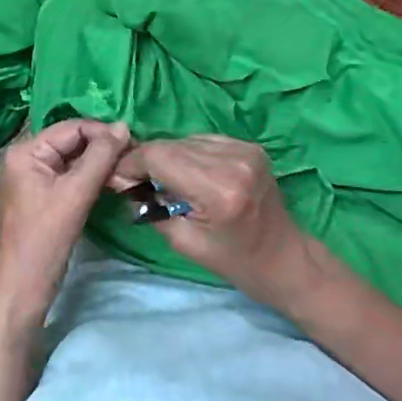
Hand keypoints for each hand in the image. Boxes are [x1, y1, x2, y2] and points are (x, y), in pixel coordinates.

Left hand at [0, 119, 130, 320]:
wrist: (22, 290)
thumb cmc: (45, 240)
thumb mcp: (76, 194)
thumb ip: (101, 156)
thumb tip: (124, 125)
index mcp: (26, 151)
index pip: (73, 127)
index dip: (104, 132)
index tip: (135, 144)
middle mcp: (26, 157)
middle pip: (73, 140)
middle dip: (103, 147)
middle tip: (134, 158)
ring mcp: (33, 176)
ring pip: (74, 158)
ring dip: (100, 162)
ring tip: (126, 170)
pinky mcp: (43, 194)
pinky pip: (71, 174)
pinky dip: (91, 176)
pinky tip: (111, 182)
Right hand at [111, 135, 325, 307]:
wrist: (284, 258)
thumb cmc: (234, 261)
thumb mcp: (184, 242)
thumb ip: (151, 205)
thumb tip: (120, 179)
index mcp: (219, 189)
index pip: (161, 156)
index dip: (133, 162)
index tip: (117, 176)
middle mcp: (234, 160)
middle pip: (171, 145)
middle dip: (147, 160)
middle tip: (134, 181)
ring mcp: (245, 149)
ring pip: (186, 140)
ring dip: (168, 156)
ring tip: (164, 181)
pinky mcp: (250, 146)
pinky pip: (204, 141)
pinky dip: (189, 154)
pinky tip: (189, 174)